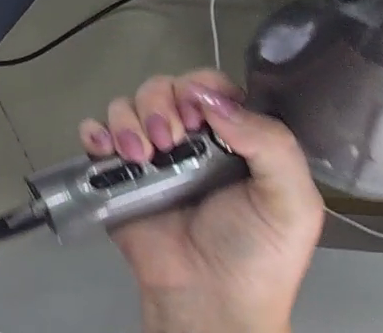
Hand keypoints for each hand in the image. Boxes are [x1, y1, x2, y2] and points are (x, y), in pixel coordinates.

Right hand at [78, 72, 323, 332]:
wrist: (207, 295)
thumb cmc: (256, 251)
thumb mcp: (292, 203)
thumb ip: (271, 145)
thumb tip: (210, 100)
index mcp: (233, 140)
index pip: (210, 88)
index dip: (198, 89)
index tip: (196, 118)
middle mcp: (188, 138)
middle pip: (160, 87)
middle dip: (156, 106)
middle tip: (167, 143)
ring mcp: (147, 152)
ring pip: (123, 104)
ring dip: (125, 122)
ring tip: (140, 158)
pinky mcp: (112, 168)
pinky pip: (91, 130)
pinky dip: (93, 132)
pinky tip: (106, 151)